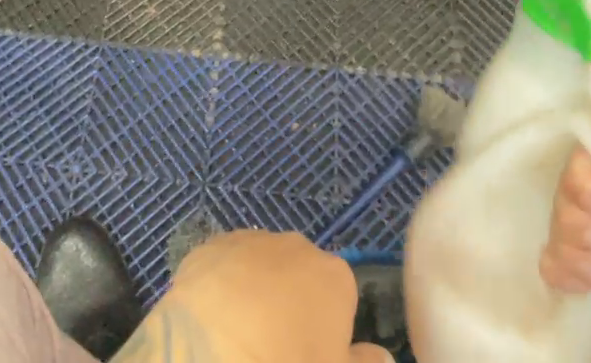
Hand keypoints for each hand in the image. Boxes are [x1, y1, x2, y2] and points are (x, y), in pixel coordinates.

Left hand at [115, 229, 389, 362]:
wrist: (214, 352)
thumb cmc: (288, 361)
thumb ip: (363, 362)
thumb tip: (382, 358)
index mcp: (334, 275)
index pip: (338, 294)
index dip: (326, 324)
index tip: (312, 348)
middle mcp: (295, 246)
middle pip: (298, 274)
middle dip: (289, 300)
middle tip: (275, 342)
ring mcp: (249, 240)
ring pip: (258, 265)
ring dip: (254, 289)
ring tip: (238, 331)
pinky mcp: (208, 246)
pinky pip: (222, 265)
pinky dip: (220, 285)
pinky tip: (211, 316)